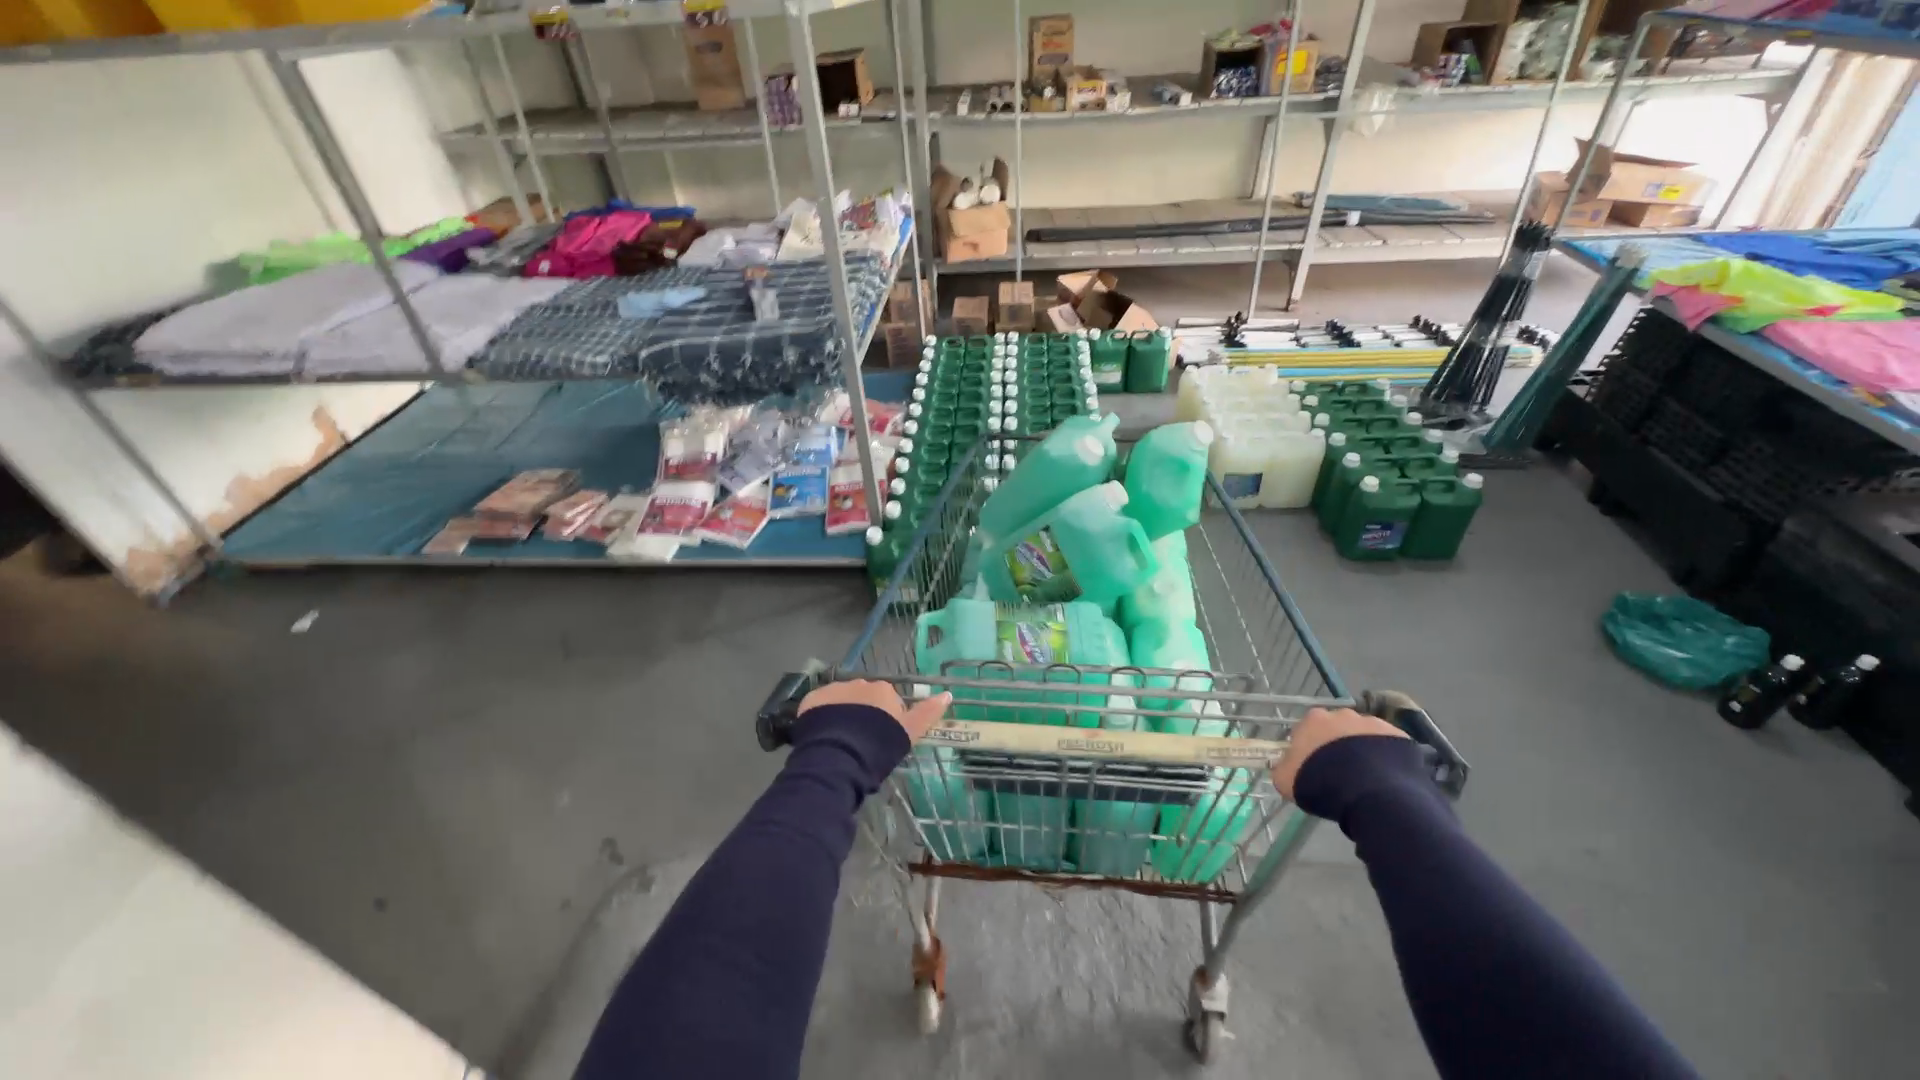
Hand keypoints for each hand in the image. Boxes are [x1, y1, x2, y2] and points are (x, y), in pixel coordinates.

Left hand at [798, 679, 951, 742]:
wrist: (841, 755)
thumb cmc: (880, 745)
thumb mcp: (909, 732)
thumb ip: (928, 712)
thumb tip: (947, 694)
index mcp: (884, 689)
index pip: (888, 701)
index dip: (886, 721)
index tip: (882, 739)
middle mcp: (859, 683)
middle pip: (864, 698)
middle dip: (863, 714)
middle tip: (862, 741)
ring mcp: (833, 690)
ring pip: (841, 701)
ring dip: (842, 714)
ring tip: (841, 741)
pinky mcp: (811, 700)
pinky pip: (819, 706)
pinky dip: (821, 717)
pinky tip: (823, 736)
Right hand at [1271, 706, 1406, 798]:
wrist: (1366, 790)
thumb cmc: (1318, 780)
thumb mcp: (1285, 779)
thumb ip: (1283, 767)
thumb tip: (1285, 764)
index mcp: (1313, 720)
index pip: (1307, 728)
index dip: (1309, 747)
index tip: (1311, 765)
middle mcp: (1343, 714)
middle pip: (1338, 728)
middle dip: (1338, 745)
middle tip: (1339, 771)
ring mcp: (1373, 723)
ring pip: (1364, 736)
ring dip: (1363, 750)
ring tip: (1365, 778)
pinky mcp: (1398, 736)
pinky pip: (1388, 746)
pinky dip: (1386, 758)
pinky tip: (1384, 778)